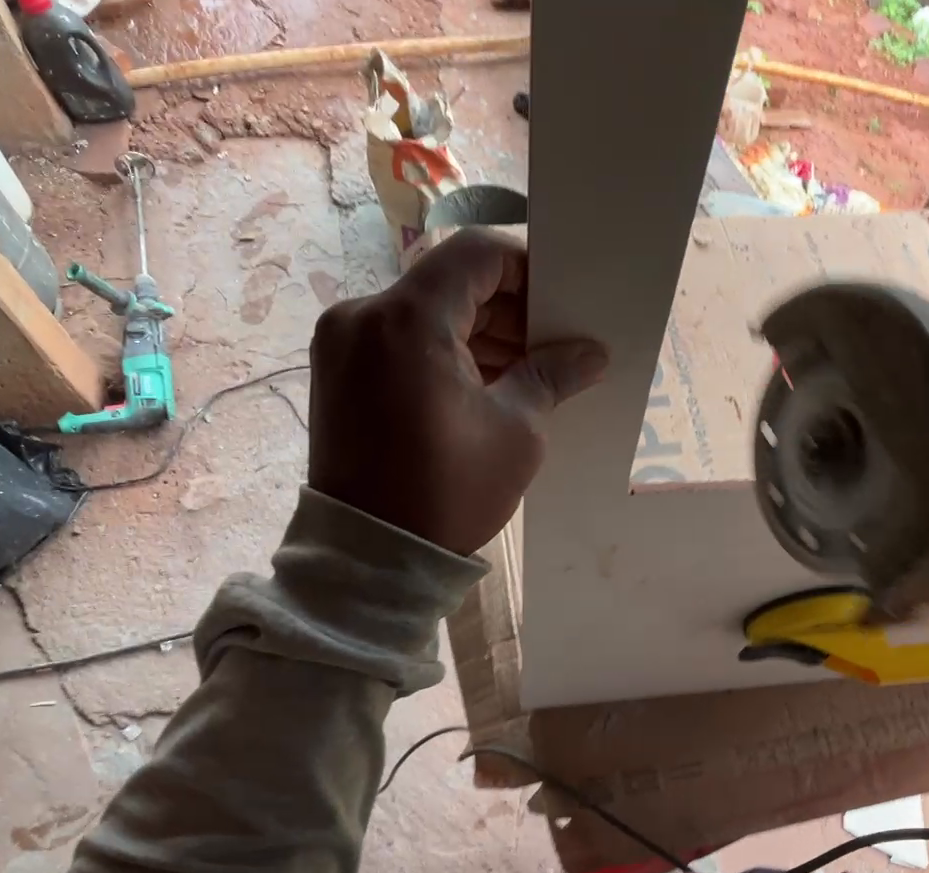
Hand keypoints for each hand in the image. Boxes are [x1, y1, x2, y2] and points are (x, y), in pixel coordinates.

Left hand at [307, 229, 609, 554]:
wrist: (370, 561)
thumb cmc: (447, 494)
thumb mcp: (516, 432)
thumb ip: (550, 375)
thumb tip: (591, 352)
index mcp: (406, 321)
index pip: (477, 254)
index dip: (528, 267)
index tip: (562, 300)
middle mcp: (362, 316)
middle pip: (450, 282)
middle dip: (509, 308)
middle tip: (554, 343)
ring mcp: (342, 344)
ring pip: (426, 311)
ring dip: (478, 331)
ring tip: (527, 369)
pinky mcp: (338, 373)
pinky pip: (401, 341)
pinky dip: (444, 351)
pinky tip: (485, 383)